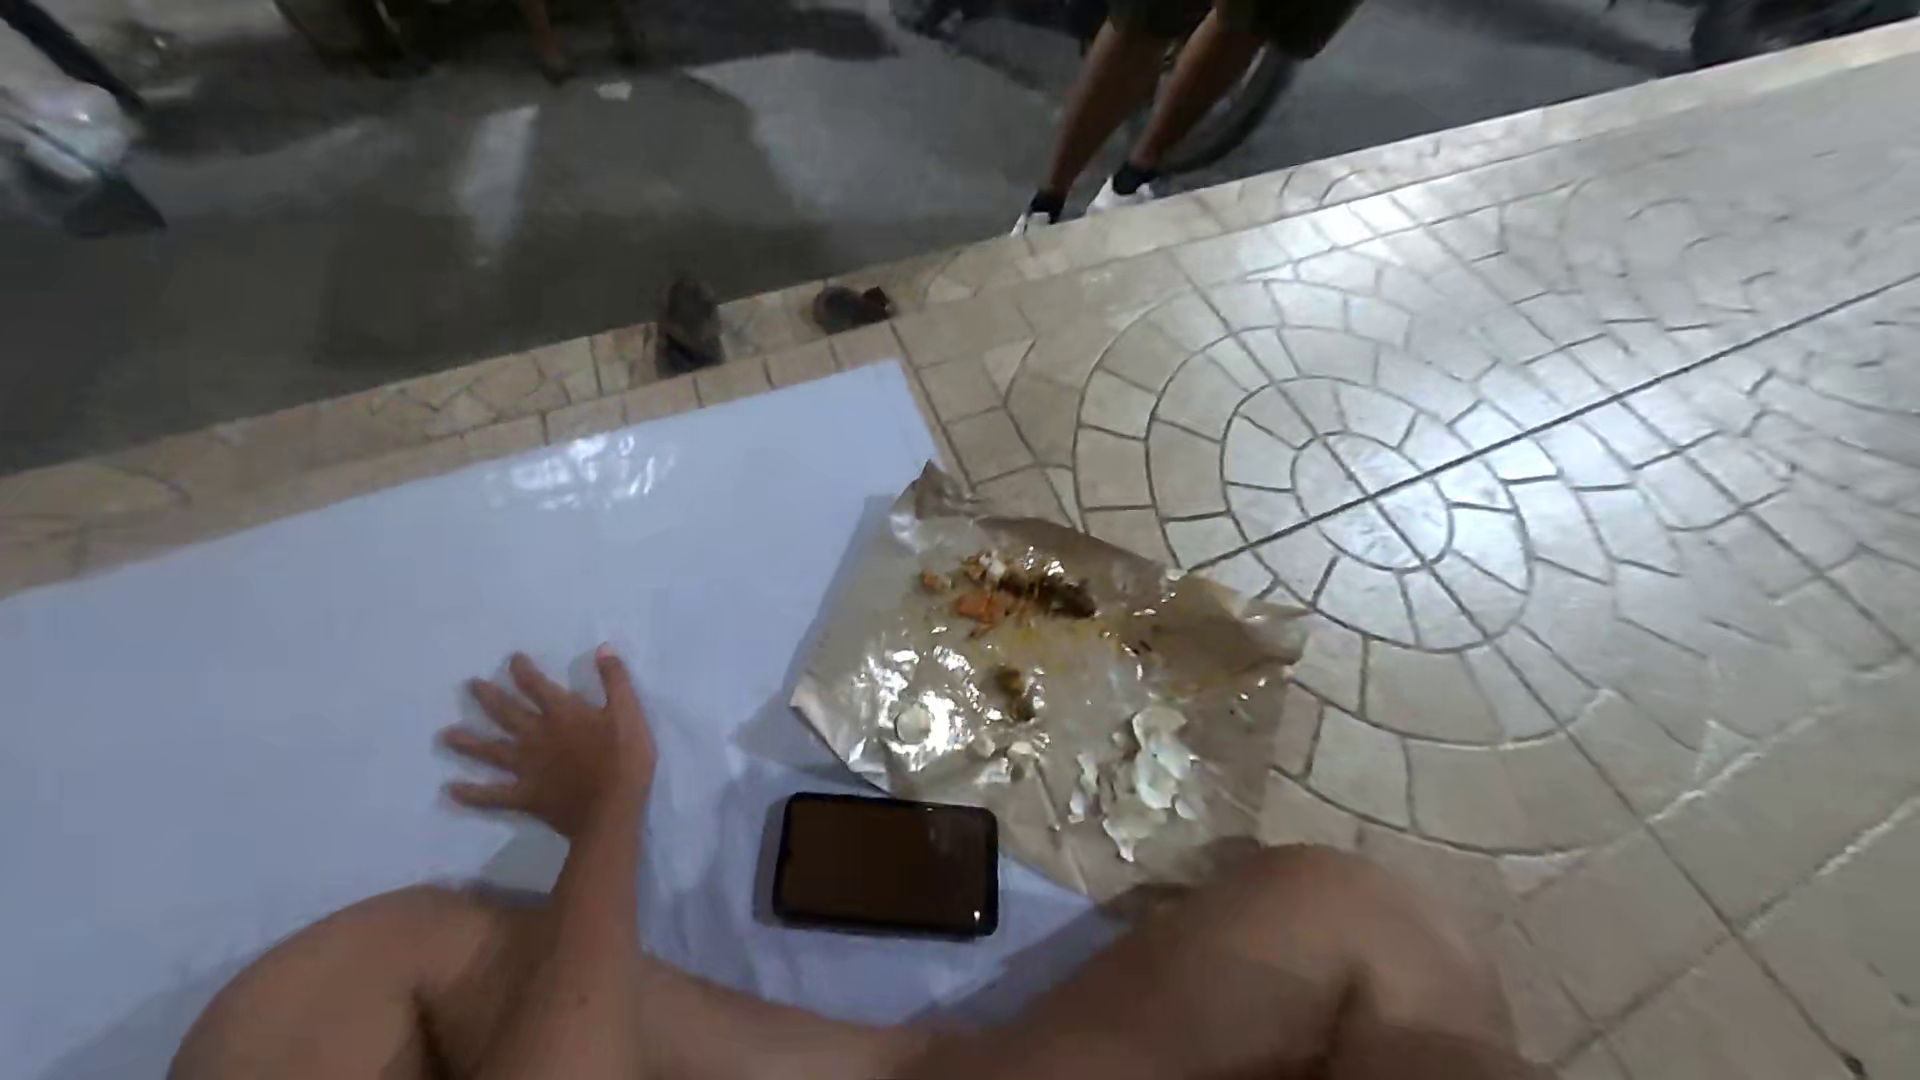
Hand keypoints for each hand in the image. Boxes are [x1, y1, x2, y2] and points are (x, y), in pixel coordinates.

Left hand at [442, 647, 655, 836]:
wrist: (612, 807)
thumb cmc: (625, 757)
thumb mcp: (629, 711)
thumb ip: (615, 679)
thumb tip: (602, 648)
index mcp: (563, 715)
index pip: (538, 687)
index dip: (524, 672)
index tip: (513, 659)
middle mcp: (537, 737)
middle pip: (507, 714)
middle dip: (489, 698)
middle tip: (471, 685)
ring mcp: (527, 768)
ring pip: (492, 752)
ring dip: (469, 743)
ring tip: (446, 735)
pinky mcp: (525, 796)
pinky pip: (492, 795)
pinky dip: (471, 793)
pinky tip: (451, 790)